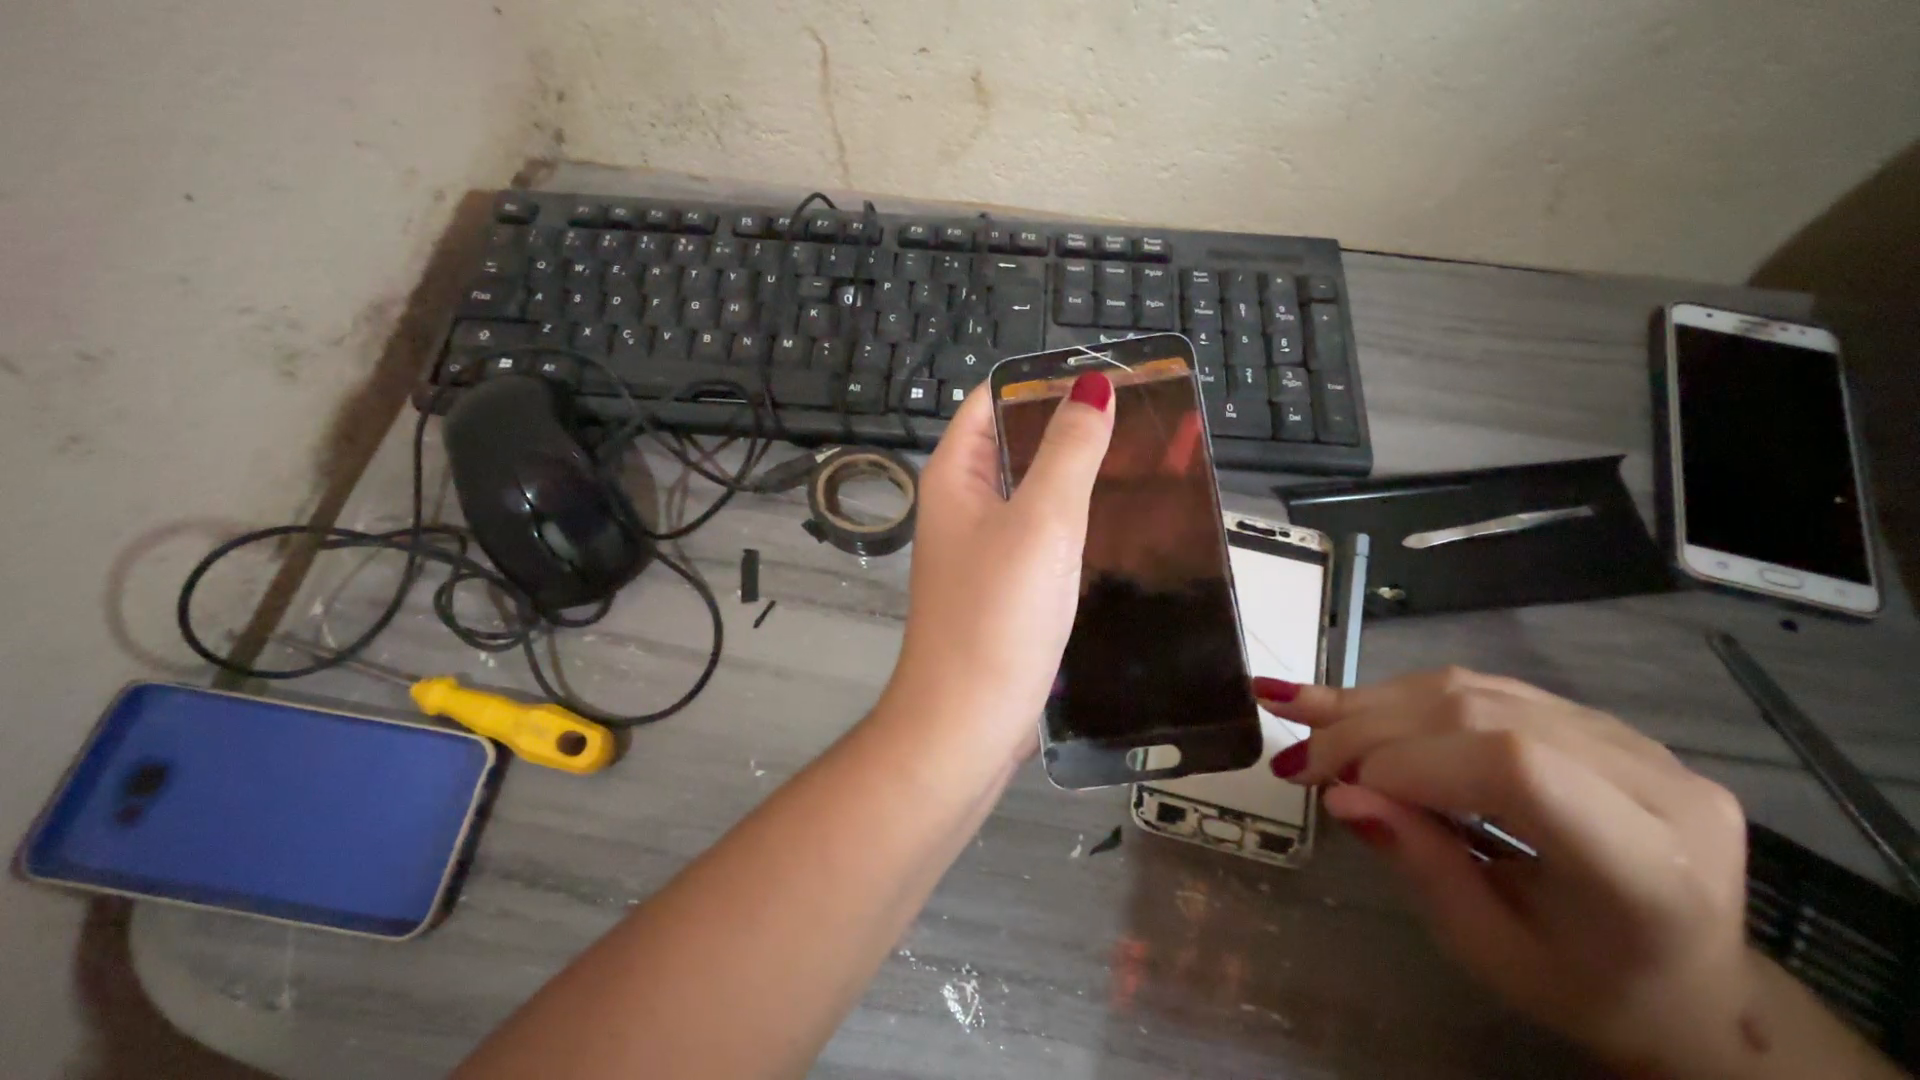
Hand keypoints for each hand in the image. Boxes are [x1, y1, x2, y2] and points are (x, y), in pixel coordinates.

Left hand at [887, 375, 1113, 761]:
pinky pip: (1041, 538)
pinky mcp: (1004, 590)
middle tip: (1142, 417)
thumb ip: (1068, 451)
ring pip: (1032, 494)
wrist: (966, 722)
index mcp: (955, 476)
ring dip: (1077, 476)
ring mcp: (982, 551)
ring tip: (1144, 461)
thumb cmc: (997, 615)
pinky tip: (1121, 525)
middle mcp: (962, 506)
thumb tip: (1094, 386)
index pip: (991, 401)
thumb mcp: (1042, 522)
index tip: (1109, 375)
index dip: (1041, 382)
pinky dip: (1076, 523)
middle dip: (1069, 427)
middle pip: (1015, 445)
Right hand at [1260, 668, 1759, 1077]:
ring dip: (1381, 704)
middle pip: (1486, 716)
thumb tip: (1342, 795)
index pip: (1515, 768)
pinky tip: (1354, 707)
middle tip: (1300, 760)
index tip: (1336, 788)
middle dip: (1375, 729)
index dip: (1409, 762)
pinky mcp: (1604, 725)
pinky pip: (1491, 691)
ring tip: (1310, 721)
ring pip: (1479, 690)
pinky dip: (1412, 698)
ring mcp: (1637, 743)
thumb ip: (1423, 867)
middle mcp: (1657, 784)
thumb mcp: (1493, 952)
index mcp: (1648, 867)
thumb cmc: (1586, 989)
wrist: (1688, 987)